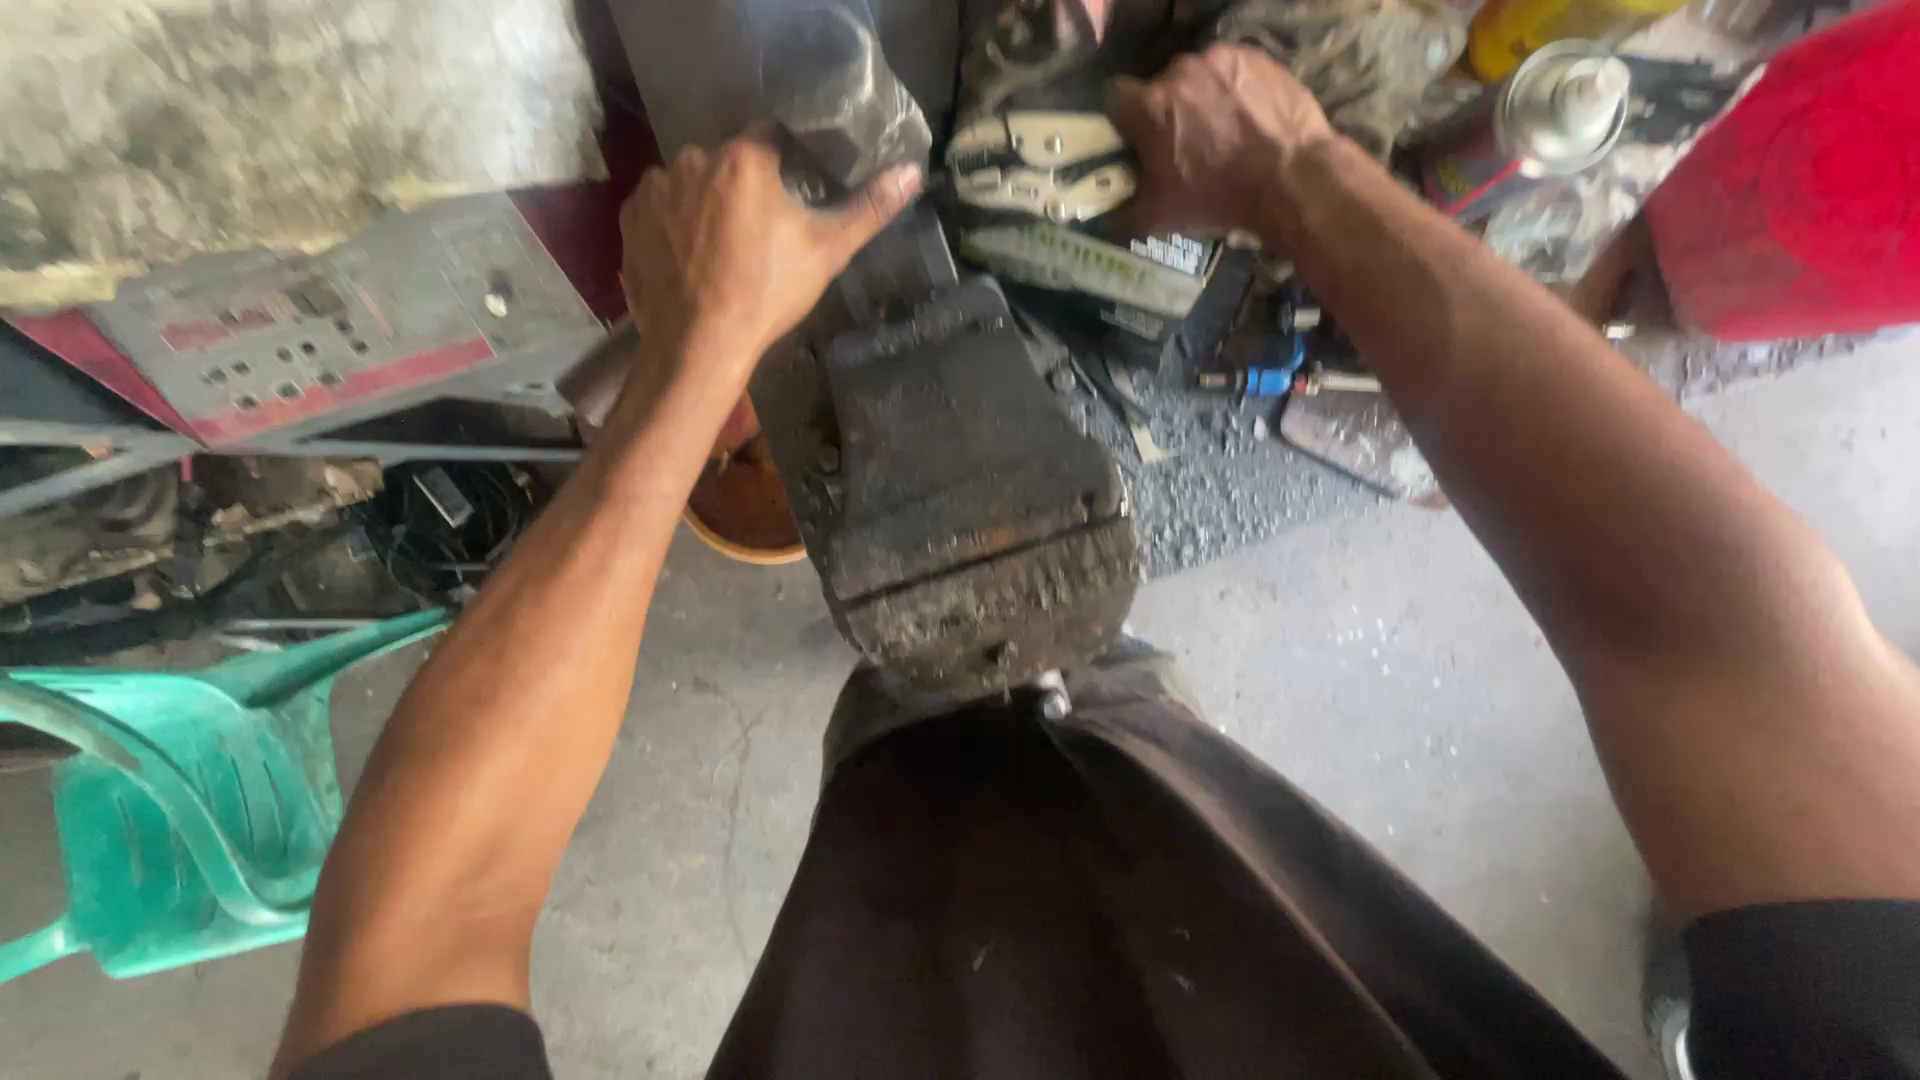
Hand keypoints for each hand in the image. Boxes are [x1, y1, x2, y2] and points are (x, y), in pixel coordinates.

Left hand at [619, 134, 921, 371]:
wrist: (699, 345)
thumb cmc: (767, 295)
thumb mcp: (827, 253)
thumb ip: (869, 209)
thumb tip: (913, 171)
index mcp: (745, 159)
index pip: (772, 136)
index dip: (787, 163)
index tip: (795, 192)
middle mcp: (693, 159)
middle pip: (729, 162)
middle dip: (745, 187)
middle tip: (760, 233)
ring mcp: (656, 188)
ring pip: (693, 184)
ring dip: (707, 204)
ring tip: (722, 251)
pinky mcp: (630, 218)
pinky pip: (660, 209)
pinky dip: (675, 225)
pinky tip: (691, 259)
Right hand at [1108, 44, 1334, 236]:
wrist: (1289, 177)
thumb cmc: (1216, 198)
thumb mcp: (1159, 218)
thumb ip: (1123, 213)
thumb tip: (1109, 213)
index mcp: (1150, 108)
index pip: (1115, 98)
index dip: (1122, 120)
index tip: (1134, 139)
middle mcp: (1180, 72)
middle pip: (1159, 88)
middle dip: (1165, 112)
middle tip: (1182, 143)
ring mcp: (1219, 61)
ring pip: (1196, 78)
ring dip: (1199, 100)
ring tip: (1219, 131)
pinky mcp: (1254, 57)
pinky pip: (1230, 71)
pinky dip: (1231, 91)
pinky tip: (1245, 119)